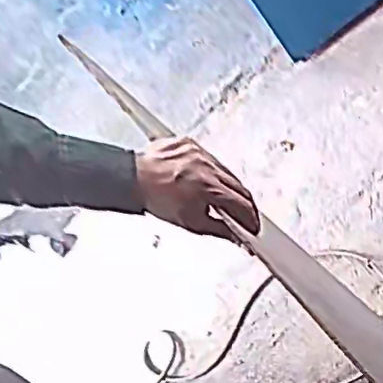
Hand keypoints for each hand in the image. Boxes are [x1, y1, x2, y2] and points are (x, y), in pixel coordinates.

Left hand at [134, 137, 260, 241]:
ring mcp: (198, 153)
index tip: (253, 228)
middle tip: (244, 218)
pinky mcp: (191, 144)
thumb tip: (238, 238)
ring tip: (224, 200)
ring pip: (229, 174)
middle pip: (241, 189)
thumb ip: (222, 231)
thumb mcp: (193, 223)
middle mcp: (206, 166)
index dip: (252, 220)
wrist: (129, 178)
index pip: (244, 205)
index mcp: (208, 186)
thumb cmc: (155, 198)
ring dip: (231, 189)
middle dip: (245, 206)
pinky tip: (208, 182)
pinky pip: (213, 161)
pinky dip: (215, 174)